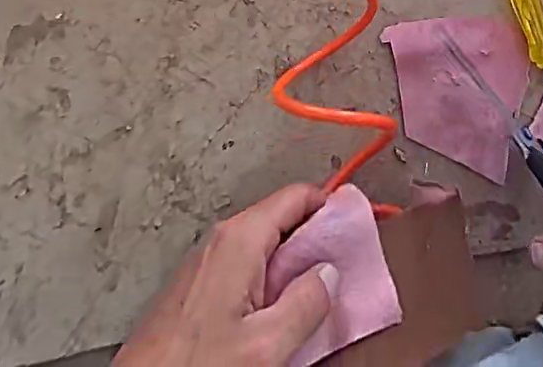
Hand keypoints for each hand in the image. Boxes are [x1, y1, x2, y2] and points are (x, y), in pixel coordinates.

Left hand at [115, 184, 340, 366]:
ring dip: (288, 268)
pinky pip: (243, 270)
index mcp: (240, 237)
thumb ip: (308, 302)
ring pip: (264, 247)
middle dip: (312, 244)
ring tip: (300, 305)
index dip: (331, 209)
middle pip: (283, 219)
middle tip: (330, 276)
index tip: (350, 233)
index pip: (301, 195)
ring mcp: (202, 265)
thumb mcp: (265, 346)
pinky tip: (266, 321)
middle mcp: (220, 240)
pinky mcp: (191, 291)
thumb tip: (329, 274)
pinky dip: (264, 285)